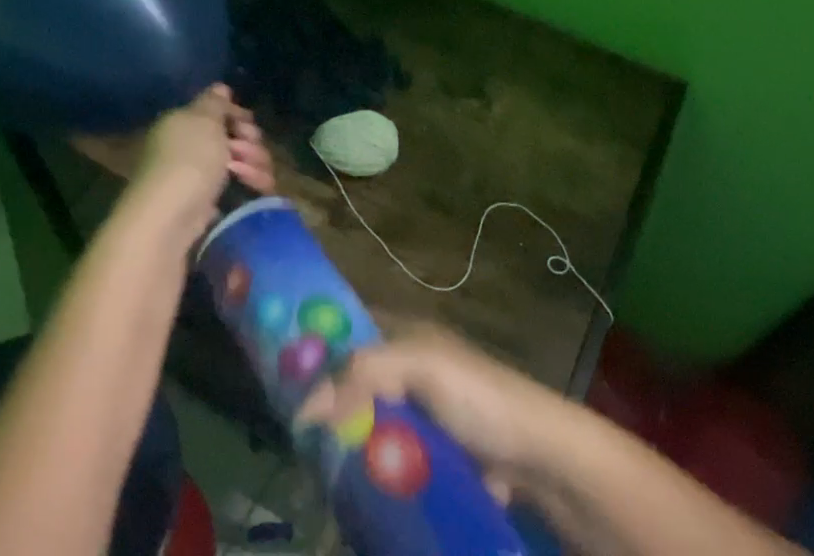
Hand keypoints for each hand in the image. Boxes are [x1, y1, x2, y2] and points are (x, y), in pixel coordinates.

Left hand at [78, 85, 275, 236]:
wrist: (171, 216)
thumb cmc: (188, 160)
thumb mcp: (203, 120)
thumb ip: (215, 103)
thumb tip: (219, 88)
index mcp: (184, 123)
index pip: (218, 112)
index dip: (238, 115)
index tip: (248, 123)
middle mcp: (189, 146)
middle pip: (234, 137)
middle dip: (249, 142)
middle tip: (245, 150)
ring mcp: (200, 175)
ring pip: (241, 161)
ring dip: (254, 163)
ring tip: (249, 175)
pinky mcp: (211, 201)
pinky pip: (240, 184)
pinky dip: (251, 183)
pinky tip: (255, 187)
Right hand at [297, 326, 567, 492]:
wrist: (537, 455)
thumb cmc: (480, 397)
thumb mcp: (422, 366)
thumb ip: (363, 372)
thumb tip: (306, 409)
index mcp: (406, 336)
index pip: (348, 331)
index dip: (316, 346)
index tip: (276, 375)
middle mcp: (406, 369)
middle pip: (349, 382)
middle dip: (323, 405)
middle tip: (290, 432)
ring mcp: (415, 414)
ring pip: (362, 423)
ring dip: (342, 443)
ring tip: (308, 464)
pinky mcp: (423, 455)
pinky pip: (380, 458)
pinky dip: (363, 469)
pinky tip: (341, 484)